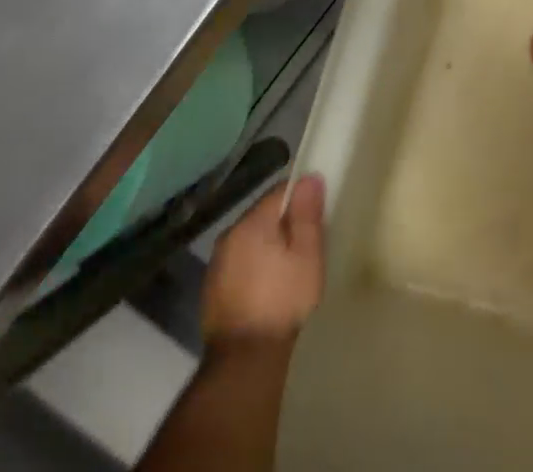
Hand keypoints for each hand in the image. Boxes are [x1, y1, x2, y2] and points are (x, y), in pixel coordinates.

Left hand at [202, 175, 325, 353]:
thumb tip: (309, 178)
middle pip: (264, 215)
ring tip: (291, 266)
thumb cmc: (284, 299)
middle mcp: (228, 236)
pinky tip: (270, 285)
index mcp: (251, 224)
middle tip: (310, 244)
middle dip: (286, 223)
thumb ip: (307, 215)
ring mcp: (217, 262)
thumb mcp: (307, 255)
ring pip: (251, 239)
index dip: (302, 198)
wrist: (245, 354)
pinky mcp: (213, 285)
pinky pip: (240, 260)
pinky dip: (257, 264)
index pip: (280, 192)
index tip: (319, 214)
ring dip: (270, 245)